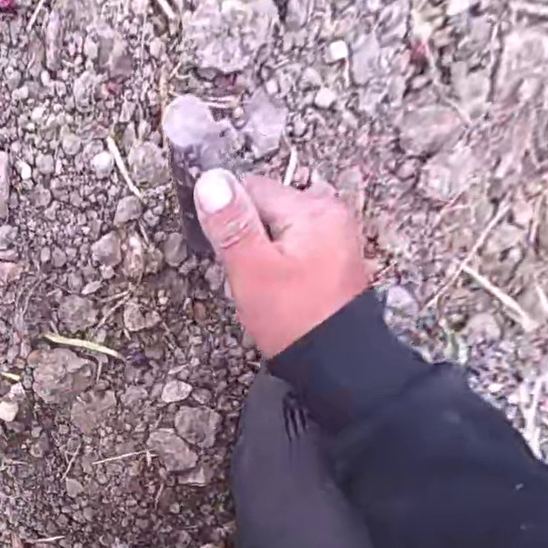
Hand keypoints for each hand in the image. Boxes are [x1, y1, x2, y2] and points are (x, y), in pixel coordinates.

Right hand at [194, 169, 370, 355]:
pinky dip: (278, 268)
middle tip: (249, 277)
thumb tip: (211, 181)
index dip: (228, 221)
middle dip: (246, 241)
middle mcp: (330, 215)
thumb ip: (231, 225)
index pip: (250, 189)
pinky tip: (277, 294)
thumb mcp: (252, 270)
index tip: (227, 252)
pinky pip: (292, 252)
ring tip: (264, 290)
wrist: (337, 365)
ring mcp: (334, 239)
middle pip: (265, 211)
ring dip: (260, 257)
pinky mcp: (332, 262)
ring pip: (276, 234)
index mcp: (313, 209)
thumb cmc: (297, 321)